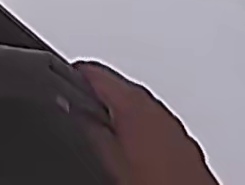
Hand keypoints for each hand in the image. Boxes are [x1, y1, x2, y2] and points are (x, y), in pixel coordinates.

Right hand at [73, 62, 218, 184]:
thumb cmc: (153, 182)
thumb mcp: (106, 155)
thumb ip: (85, 123)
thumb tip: (68, 104)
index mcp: (132, 99)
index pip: (91, 70)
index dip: (71, 76)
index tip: (61, 86)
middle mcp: (153, 105)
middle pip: (114, 87)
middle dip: (95, 97)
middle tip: (79, 114)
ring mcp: (172, 123)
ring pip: (134, 105)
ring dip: (118, 113)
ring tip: (105, 137)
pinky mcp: (183, 141)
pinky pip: (152, 123)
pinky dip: (139, 129)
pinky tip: (134, 152)